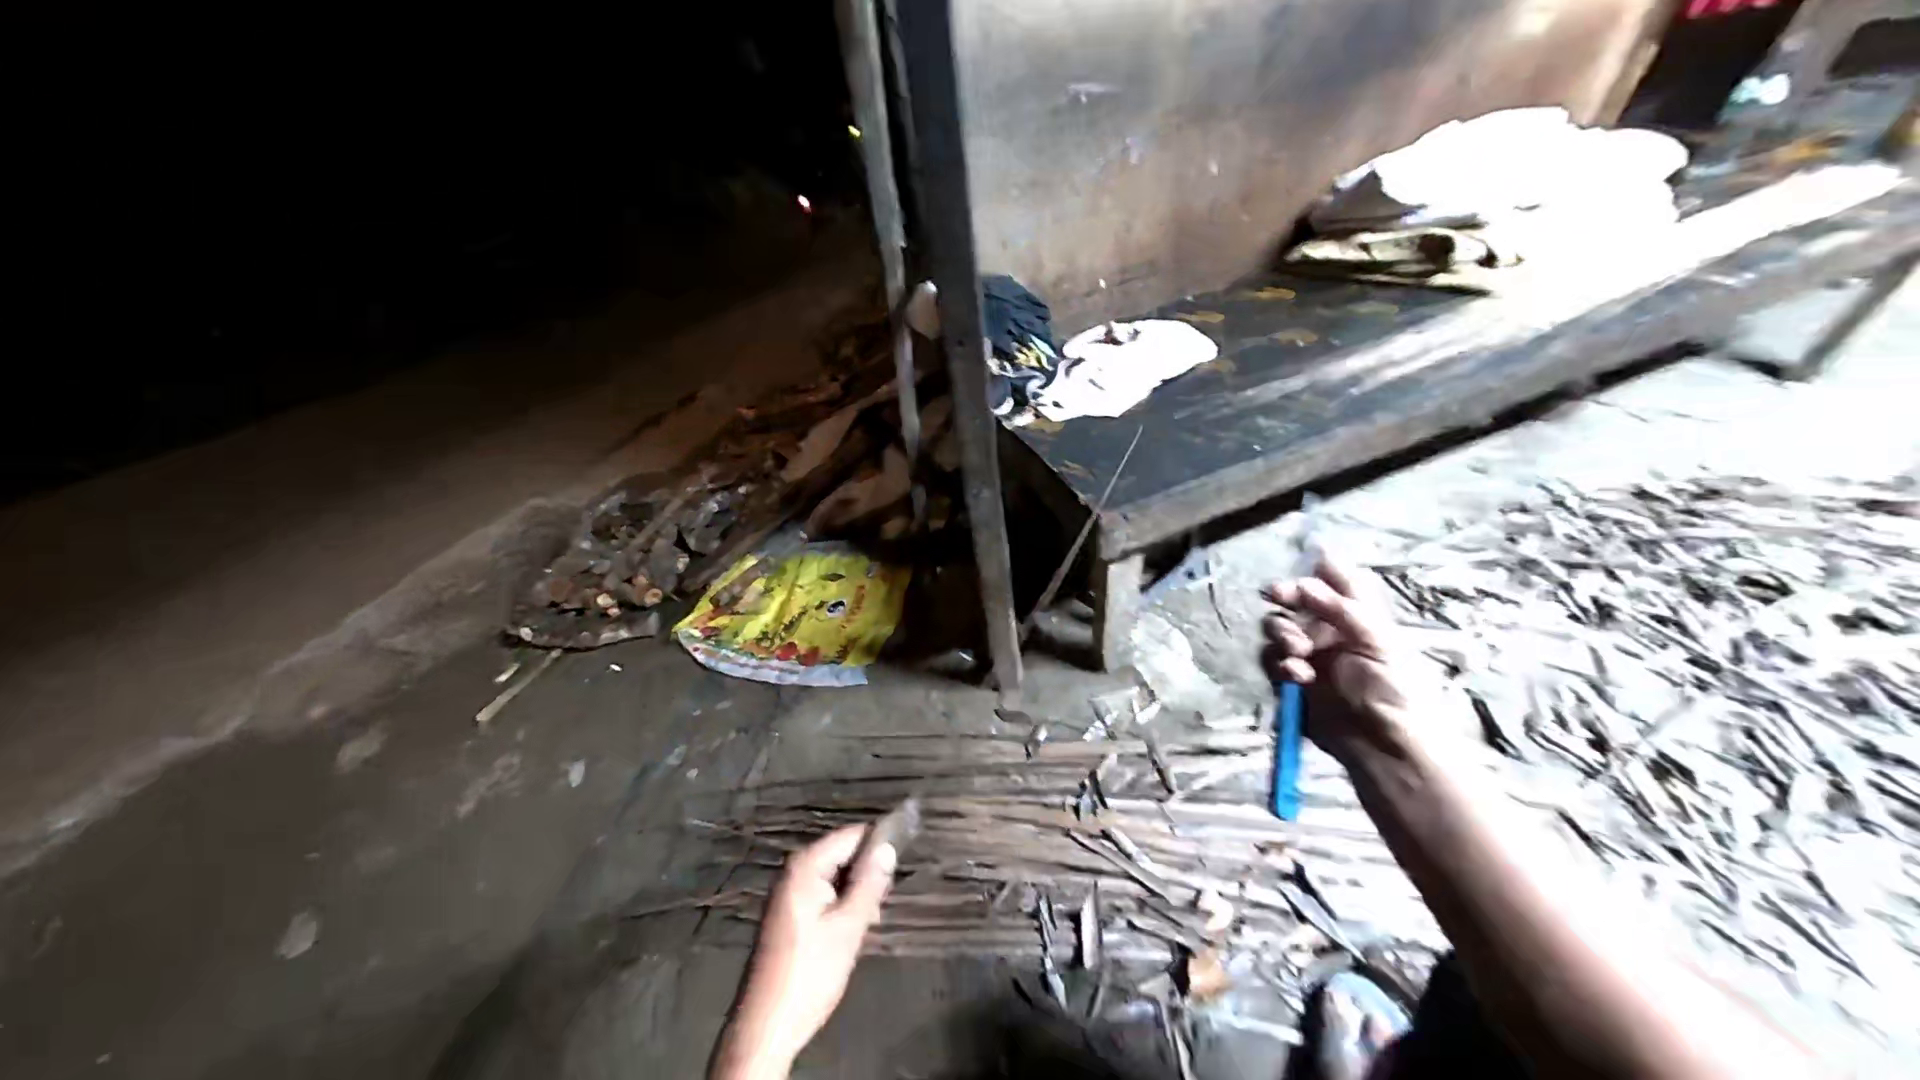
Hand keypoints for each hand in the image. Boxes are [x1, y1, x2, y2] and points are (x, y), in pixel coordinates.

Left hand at [709, 825, 895, 1079]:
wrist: (766, 1026)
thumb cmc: (810, 972)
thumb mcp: (849, 927)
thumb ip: (871, 883)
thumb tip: (889, 847)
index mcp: (805, 866)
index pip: (851, 835)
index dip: (879, 842)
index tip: (904, 858)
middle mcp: (793, 871)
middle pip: (842, 853)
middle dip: (867, 871)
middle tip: (885, 899)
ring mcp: (789, 892)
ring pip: (835, 875)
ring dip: (856, 890)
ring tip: (871, 916)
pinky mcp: (789, 913)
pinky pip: (824, 892)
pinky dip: (842, 903)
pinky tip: (852, 927)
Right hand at [1260, 556, 1424, 763]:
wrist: (1382, 744)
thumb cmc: (1393, 688)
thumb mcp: (1378, 640)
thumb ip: (1340, 608)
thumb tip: (1303, 581)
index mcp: (1356, 616)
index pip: (1331, 582)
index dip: (1313, 573)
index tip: (1300, 570)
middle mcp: (1329, 630)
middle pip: (1295, 601)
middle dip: (1285, 598)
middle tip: (1278, 597)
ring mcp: (1308, 654)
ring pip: (1278, 628)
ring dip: (1283, 633)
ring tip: (1299, 650)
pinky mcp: (1291, 679)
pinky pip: (1272, 661)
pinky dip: (1281, 664)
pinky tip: (1298, 675)